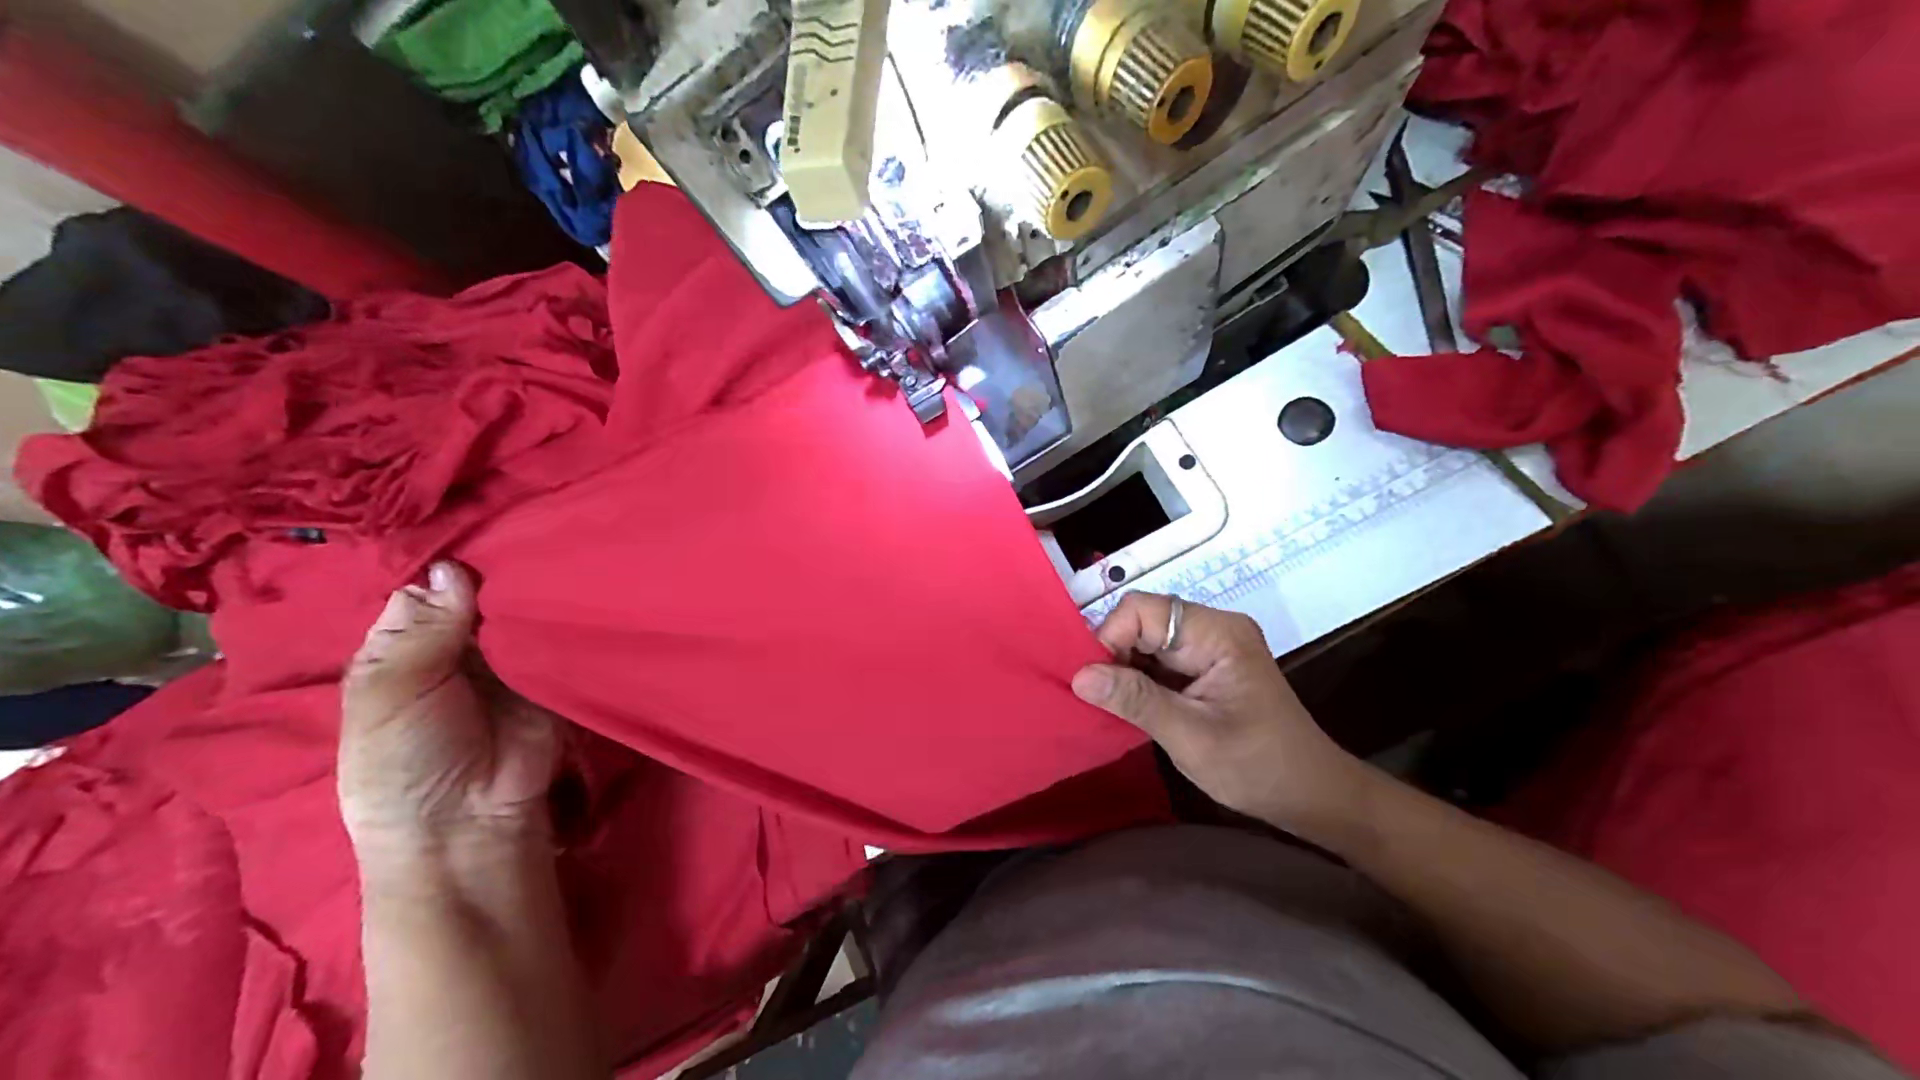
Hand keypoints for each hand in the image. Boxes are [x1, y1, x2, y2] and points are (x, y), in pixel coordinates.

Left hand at [339, 561, 560, 866]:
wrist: (471, 821)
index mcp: (407, 646)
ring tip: (561, 555)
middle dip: (503, 571)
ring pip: (525, 610)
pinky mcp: (556, 672)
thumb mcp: (389, 693)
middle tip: (531, 538)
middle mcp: (462, 644)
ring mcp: (514, 658)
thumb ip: (422, 631)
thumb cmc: (406, 761)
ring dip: (540, 590)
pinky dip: (569, 617)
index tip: (482, 536)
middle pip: (484, 593)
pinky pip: (562, 636)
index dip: (452, 567)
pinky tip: (583, 588)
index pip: (431, 589)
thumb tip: (453, 568)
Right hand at [1073, 593, 1372, 832]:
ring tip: (1109, 705)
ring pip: (1144, 642)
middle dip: (1113, 656)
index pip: (1143, 610)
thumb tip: (1079, 676)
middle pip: (1141, 622)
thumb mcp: (1191, 737)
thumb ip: (1135, 700)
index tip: (1095, 682)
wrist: (1311, 797)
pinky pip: (1156, 661)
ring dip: (1122, 670)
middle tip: (1097, 698)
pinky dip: (1136, 681)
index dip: (1111, 638)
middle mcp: (1212, 629)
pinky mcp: (1203, 669)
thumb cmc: (1258, 768)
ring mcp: (1208, 648)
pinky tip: (1126, 706)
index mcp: (1217, 633)